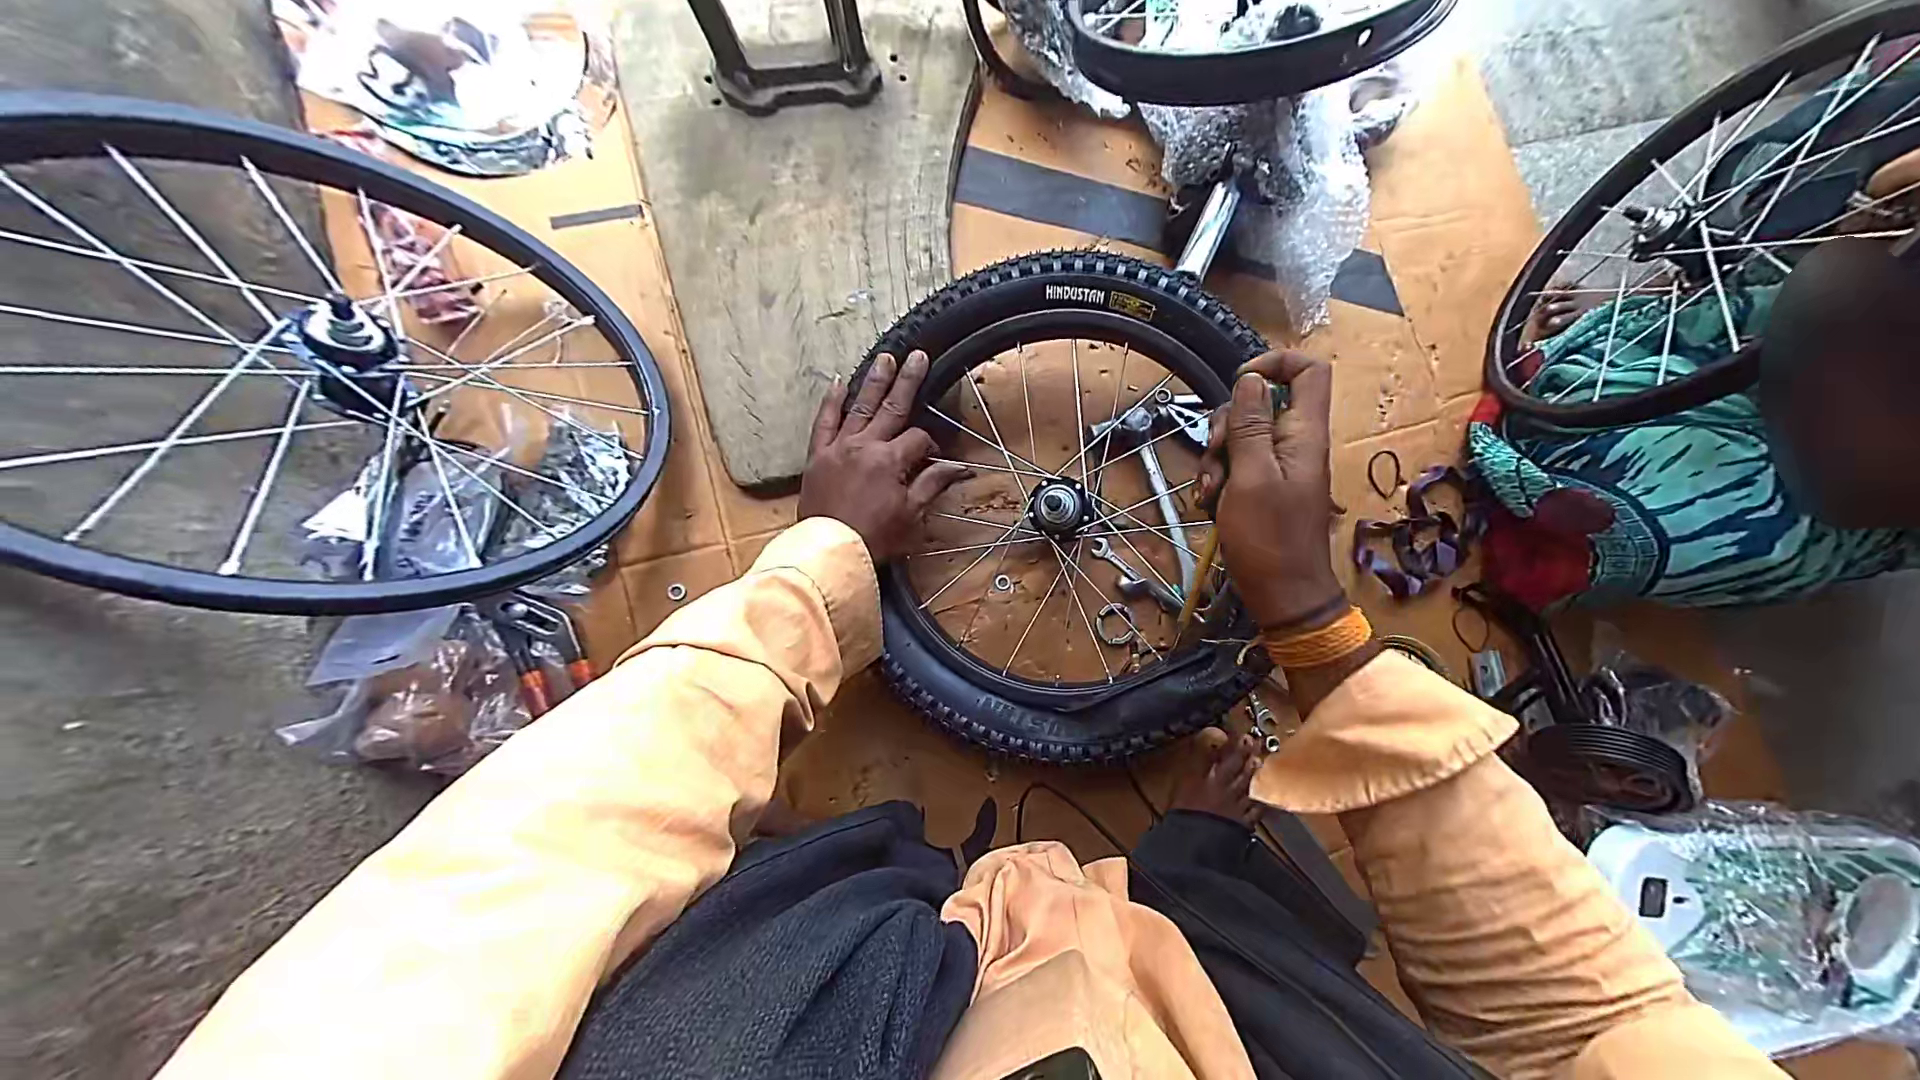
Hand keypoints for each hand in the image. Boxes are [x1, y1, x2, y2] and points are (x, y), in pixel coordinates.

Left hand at [799, 350, 970, 561]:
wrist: (831, 549)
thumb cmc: (874, 536)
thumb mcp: (910, 514)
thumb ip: (932, 484)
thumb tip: (957, 468)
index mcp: (890, 460)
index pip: (919, 440)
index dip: (931, 445)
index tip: (934, 457)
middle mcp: (865, 445)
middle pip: (893, 408)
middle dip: (908, 381)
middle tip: (917, 355)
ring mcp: (839, 447)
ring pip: (860, 407)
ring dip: (875, 382)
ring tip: (885, 358)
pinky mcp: (818, 455)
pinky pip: (824, 422)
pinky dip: (832, 402)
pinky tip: (840, 383)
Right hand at [1196, 349, 1344, 631]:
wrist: (1279, 591)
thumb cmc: (1268, 538)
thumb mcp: (1252, 477)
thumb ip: (1251, 426)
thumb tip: (1253, 379)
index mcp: (1303, 434)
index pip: (1308, 371)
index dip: (1275, 364)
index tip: (1239, 381)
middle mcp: (1293, 444)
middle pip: (1259, 405)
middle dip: (1227, 425)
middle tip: (1217, 455)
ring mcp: (1276, 466)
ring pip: (1239, 437)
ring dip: (1215, 459)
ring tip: (1211, 491)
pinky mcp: (1260, 487)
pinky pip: (1234, 466)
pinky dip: (1217, 479)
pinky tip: (1210, 502)